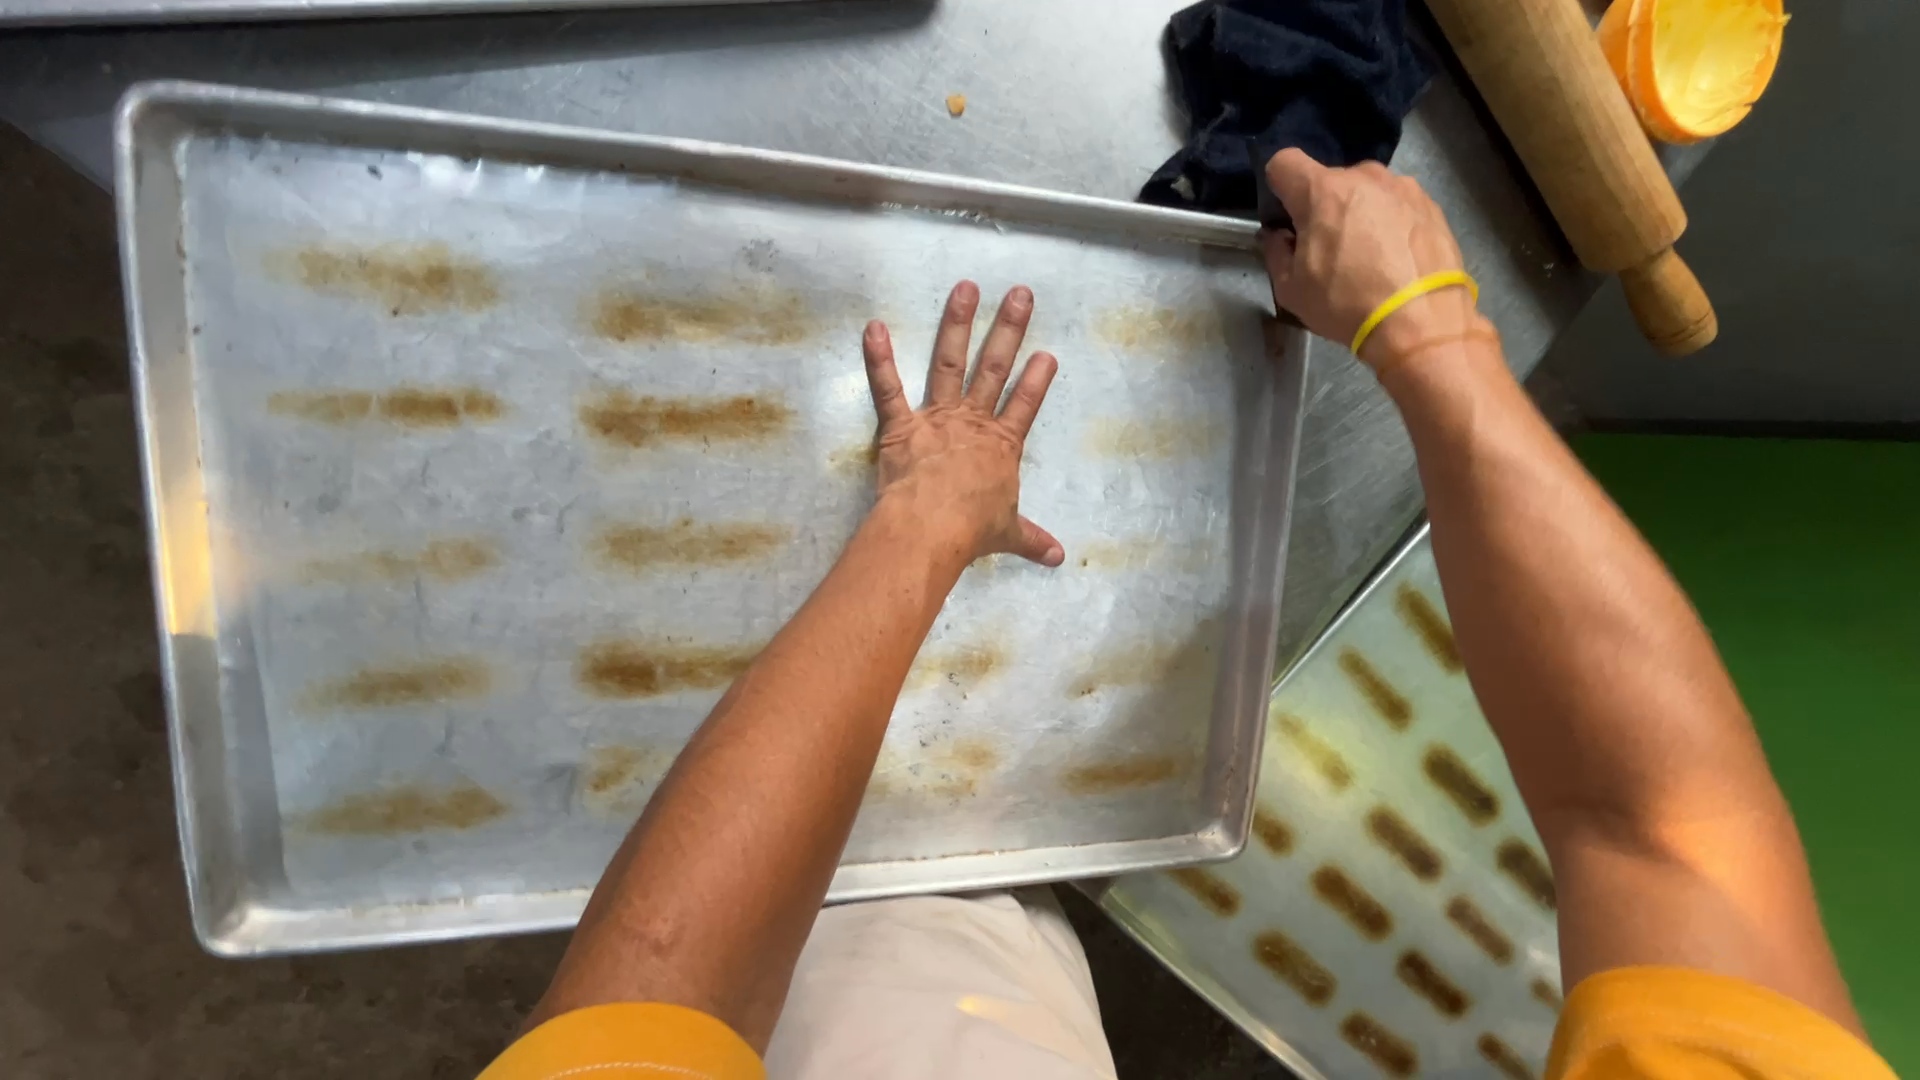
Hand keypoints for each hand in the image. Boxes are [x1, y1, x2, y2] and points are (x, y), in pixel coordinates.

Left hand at [861, 281, 1063, 567]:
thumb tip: (1058, 558)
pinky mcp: (901, 425)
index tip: (1047, 353)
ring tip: (965, 288)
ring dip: (957, 325)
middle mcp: (972, 423)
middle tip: (1020, 294)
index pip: (1024, 406)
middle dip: (1009, 330)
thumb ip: (1032, 539)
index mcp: (1001, 446)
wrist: (933, 528)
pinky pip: (888, 389)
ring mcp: (937, 419)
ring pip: (949, 364)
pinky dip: (878, 360)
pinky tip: (872, 327)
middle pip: (995, 369)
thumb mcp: (1008, 533)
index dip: (1036, 381)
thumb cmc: (972, 529)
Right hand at [1263, 149, 1486, 373]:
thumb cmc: (1345, 303)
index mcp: (1322, 192)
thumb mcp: (1291, 289)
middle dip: (1320, 206)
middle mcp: (1364, 177)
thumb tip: (1277, 236)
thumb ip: (1276, 253)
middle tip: (1324, 246)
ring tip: (1363, 255)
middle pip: (1328, 180)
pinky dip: (1386, 223)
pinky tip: (1391, 258)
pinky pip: (1394, 205)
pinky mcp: (1430, 203)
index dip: (1277, 186)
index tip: (1283, 216)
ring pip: (1364, 192)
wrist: (1419, 319)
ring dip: (1356, 213)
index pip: (1284, 162)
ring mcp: (1402, 186)